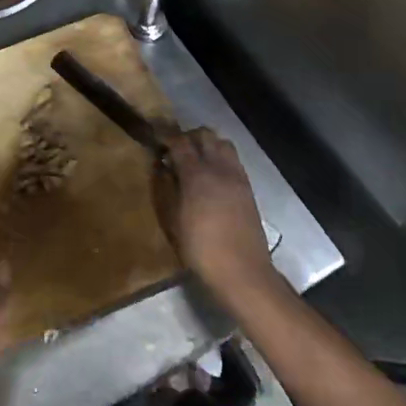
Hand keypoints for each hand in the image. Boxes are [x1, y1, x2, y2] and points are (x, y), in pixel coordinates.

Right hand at [155, 129, 279, 299]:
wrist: (242, 270)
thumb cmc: (201, 250)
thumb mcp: (173, 222)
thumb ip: (167, 189)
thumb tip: (162, 168)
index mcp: (197, 175)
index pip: (180, 142)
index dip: (166, 137)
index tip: (157, 141)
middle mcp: (219, 167)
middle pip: (204, 134)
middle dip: (188, 136)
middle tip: (176, 151)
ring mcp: (236, 175)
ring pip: (222, 142)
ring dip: (207, 144)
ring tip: (196, 160)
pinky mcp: (248, 186)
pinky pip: (233, 158)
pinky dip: (221, 156)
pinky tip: (214, 175)